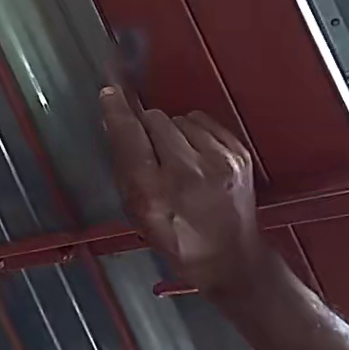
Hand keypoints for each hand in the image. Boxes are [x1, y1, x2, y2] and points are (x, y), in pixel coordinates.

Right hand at [99, 86, 280, 294]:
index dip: (116, 109)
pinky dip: (194, 133)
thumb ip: (123, 165)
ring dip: (172, 133)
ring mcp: (218, 161)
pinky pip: (203, 121)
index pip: (129, 133)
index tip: (110, 93)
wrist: (228, 256)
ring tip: (177, 158)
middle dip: (146, 128)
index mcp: (153, 190)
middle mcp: (187, 172)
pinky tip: (195, 156)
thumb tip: (114, 123)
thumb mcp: (135, 209)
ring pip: (178, 118)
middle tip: (150, 150)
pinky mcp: (238, 154)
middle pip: (154, 118)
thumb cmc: (175, 237)